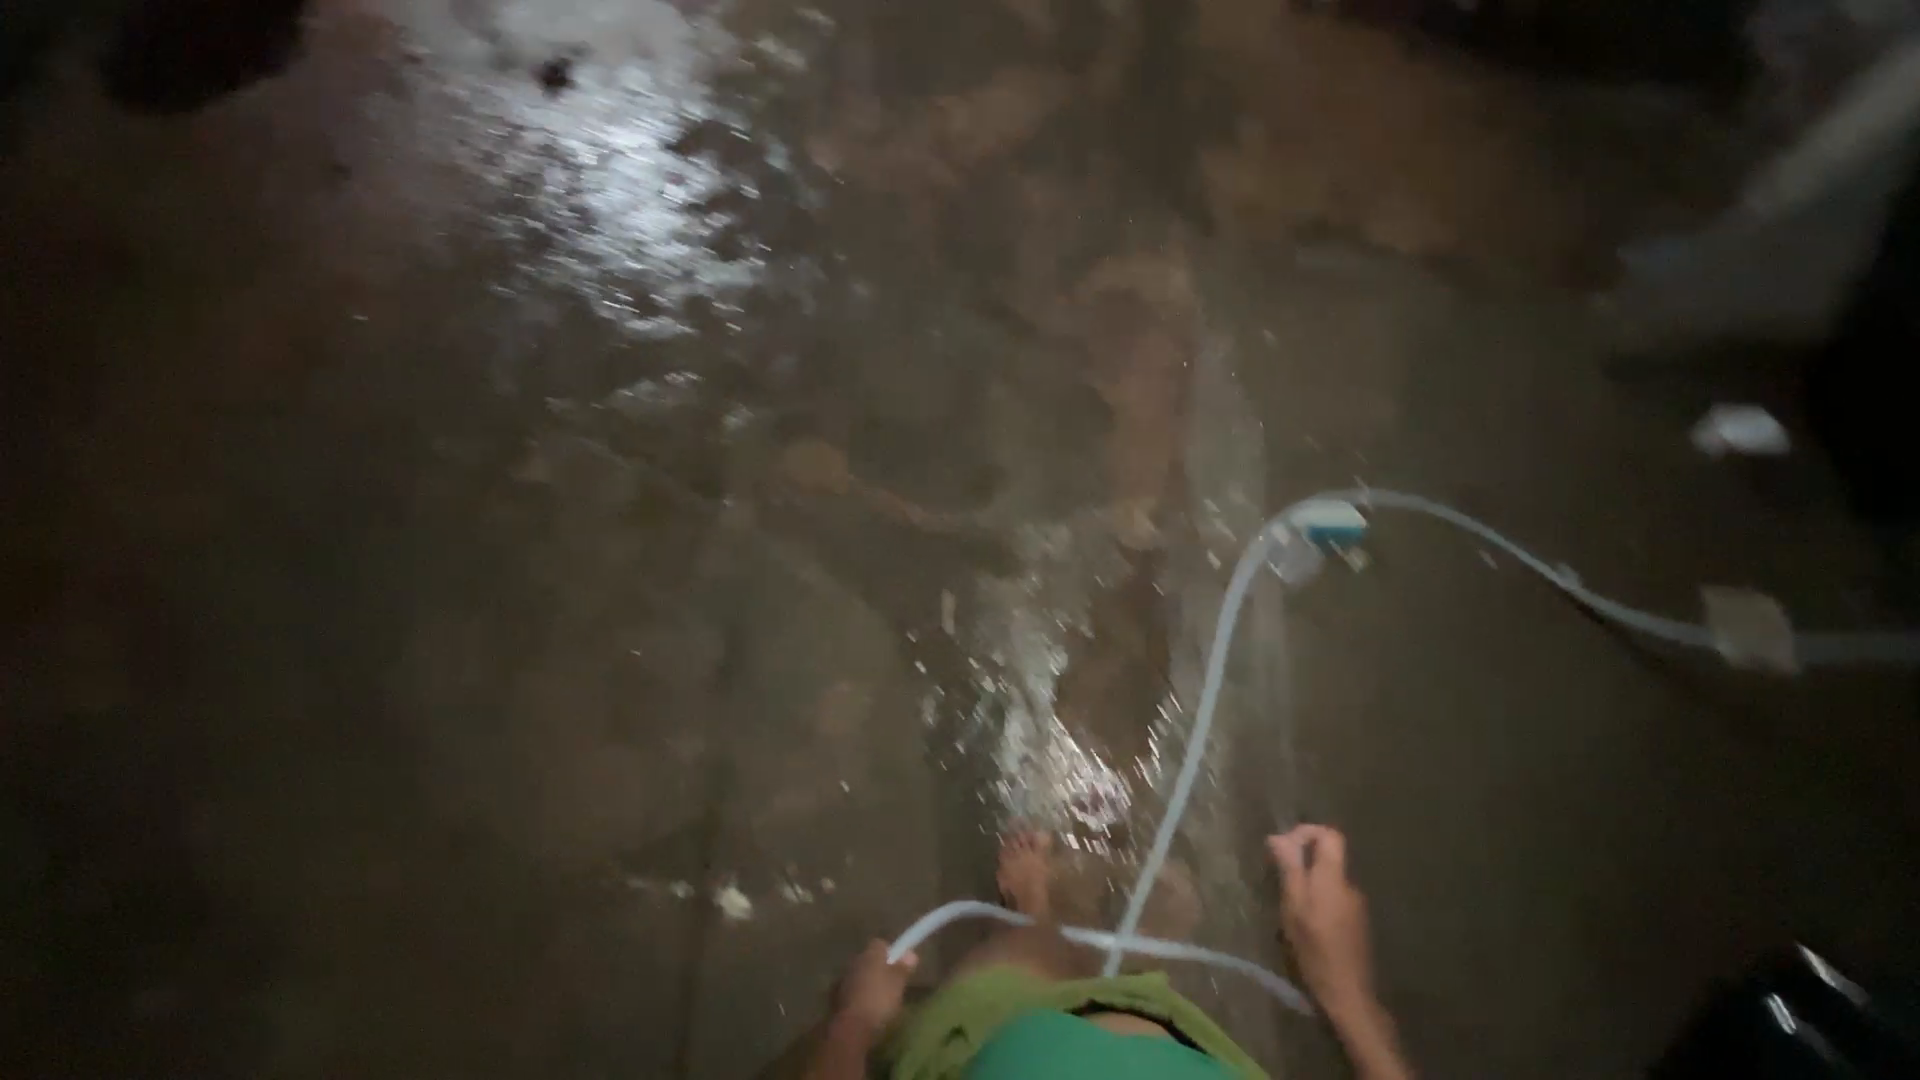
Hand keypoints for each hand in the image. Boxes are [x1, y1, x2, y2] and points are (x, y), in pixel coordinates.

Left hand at [833, 940, 917, 1031]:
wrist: (850, 1029)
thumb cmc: (879, 1002)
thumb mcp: (898, 984)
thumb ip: (903, 968)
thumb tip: (910, 953)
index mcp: (870, 954)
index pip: (880, 944)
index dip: (890, 953)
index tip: (899, 967)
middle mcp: (854, 962)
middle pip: (868, 960)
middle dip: (877, 969)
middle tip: (891, 986)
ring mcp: (842, 980)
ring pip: (858, 976)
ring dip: (865, 984)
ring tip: (878, 1002)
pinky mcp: (834, 999)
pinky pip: (850, 993)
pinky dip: (856, 998)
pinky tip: (864, 1011)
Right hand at [1269, 825, 1374, 1019]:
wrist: (1348, 992)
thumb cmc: (1315, 948)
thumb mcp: (1294, 906)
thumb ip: (1289, 869)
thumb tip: (1278, 836)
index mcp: (1333, 877)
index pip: (1330, 835)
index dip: (1307, 833)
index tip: (1284, 847)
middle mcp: (1349, 885)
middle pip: (1328, 857)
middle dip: (1302, 861)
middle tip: (1278, 880)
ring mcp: (1357, 905)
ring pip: (1329, 879)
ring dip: (1309, 883)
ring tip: (1289, 907)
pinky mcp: (1358, 922)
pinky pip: (1335, 897)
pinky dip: (1318, 900)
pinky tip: (1306, 924)